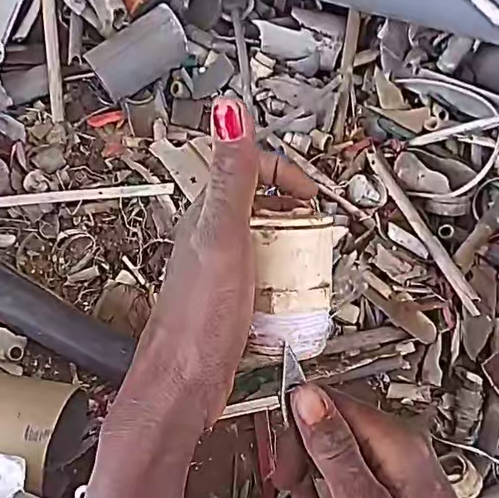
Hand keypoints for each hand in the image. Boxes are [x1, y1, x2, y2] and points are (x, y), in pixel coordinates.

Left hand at [101, 98, 316, 449]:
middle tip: (313, 228)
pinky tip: (288, 297)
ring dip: (290, 248)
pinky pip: (264, 280)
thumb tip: (229, 114)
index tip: (310, 191)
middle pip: (260, 208)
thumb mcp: (222, 237)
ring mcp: (220, 273)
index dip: (284, 173)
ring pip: (263, 245)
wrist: (184, 383)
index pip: (248, 171)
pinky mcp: (230, 303)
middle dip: (295, 213)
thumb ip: (232, 176)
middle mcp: (209, 241)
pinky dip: (282, 282)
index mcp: (206, 217)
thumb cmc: (196, 320)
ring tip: (306, 263)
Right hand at [275, 386, 498, 497]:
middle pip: (328, 441)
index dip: (296, 437)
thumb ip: (333, 451)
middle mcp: (401, 452)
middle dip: (309, 486)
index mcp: (396, 444)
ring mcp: (401, 478)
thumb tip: (306, 395)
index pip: (326, 405)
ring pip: (335, 476)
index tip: (286, 476)